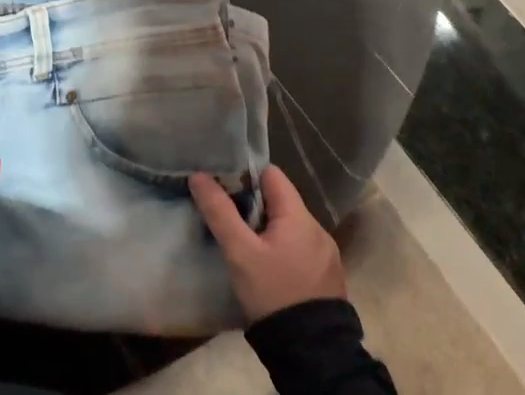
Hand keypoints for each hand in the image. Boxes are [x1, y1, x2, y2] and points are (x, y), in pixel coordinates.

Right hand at [190, 165, 346, 321]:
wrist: (311, 349)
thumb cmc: (273, 292)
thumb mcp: (239, 251)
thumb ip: (219, 211)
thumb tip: (199, 175)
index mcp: (300, 218)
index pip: (272, 175)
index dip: (244, 174)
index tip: (220, 184)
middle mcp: (318, 230)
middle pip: (279, 199)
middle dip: (250, 202)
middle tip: (223, 213)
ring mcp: (325, 254)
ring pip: (288, 224)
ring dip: (264, 225)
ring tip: (239, 239)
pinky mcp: (326, 275)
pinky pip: (298, 245)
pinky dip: (278, 244)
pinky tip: (263, 262)